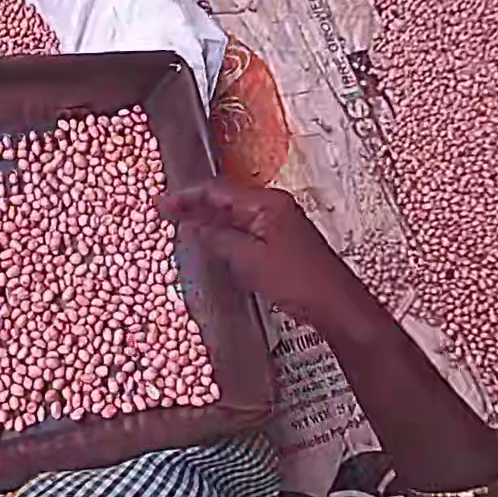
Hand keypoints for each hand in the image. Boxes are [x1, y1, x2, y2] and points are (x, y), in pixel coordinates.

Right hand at [161, 179, 382, 325]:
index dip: (186, 196)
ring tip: (178, 224)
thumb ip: (219, 239)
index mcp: (266, 203)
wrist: (336, 306)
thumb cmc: (297, 281)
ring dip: (205, 218)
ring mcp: (277, 223)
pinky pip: (243, 228)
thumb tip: (194, 226)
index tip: (161, 203)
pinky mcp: (279, 241)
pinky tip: (207, 241)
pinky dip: (221, 232)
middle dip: (193, 205)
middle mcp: (272, 206)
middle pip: (224, 199)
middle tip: (163, 211)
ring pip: (233, 214)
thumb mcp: (250, 259)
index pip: (217, 191)